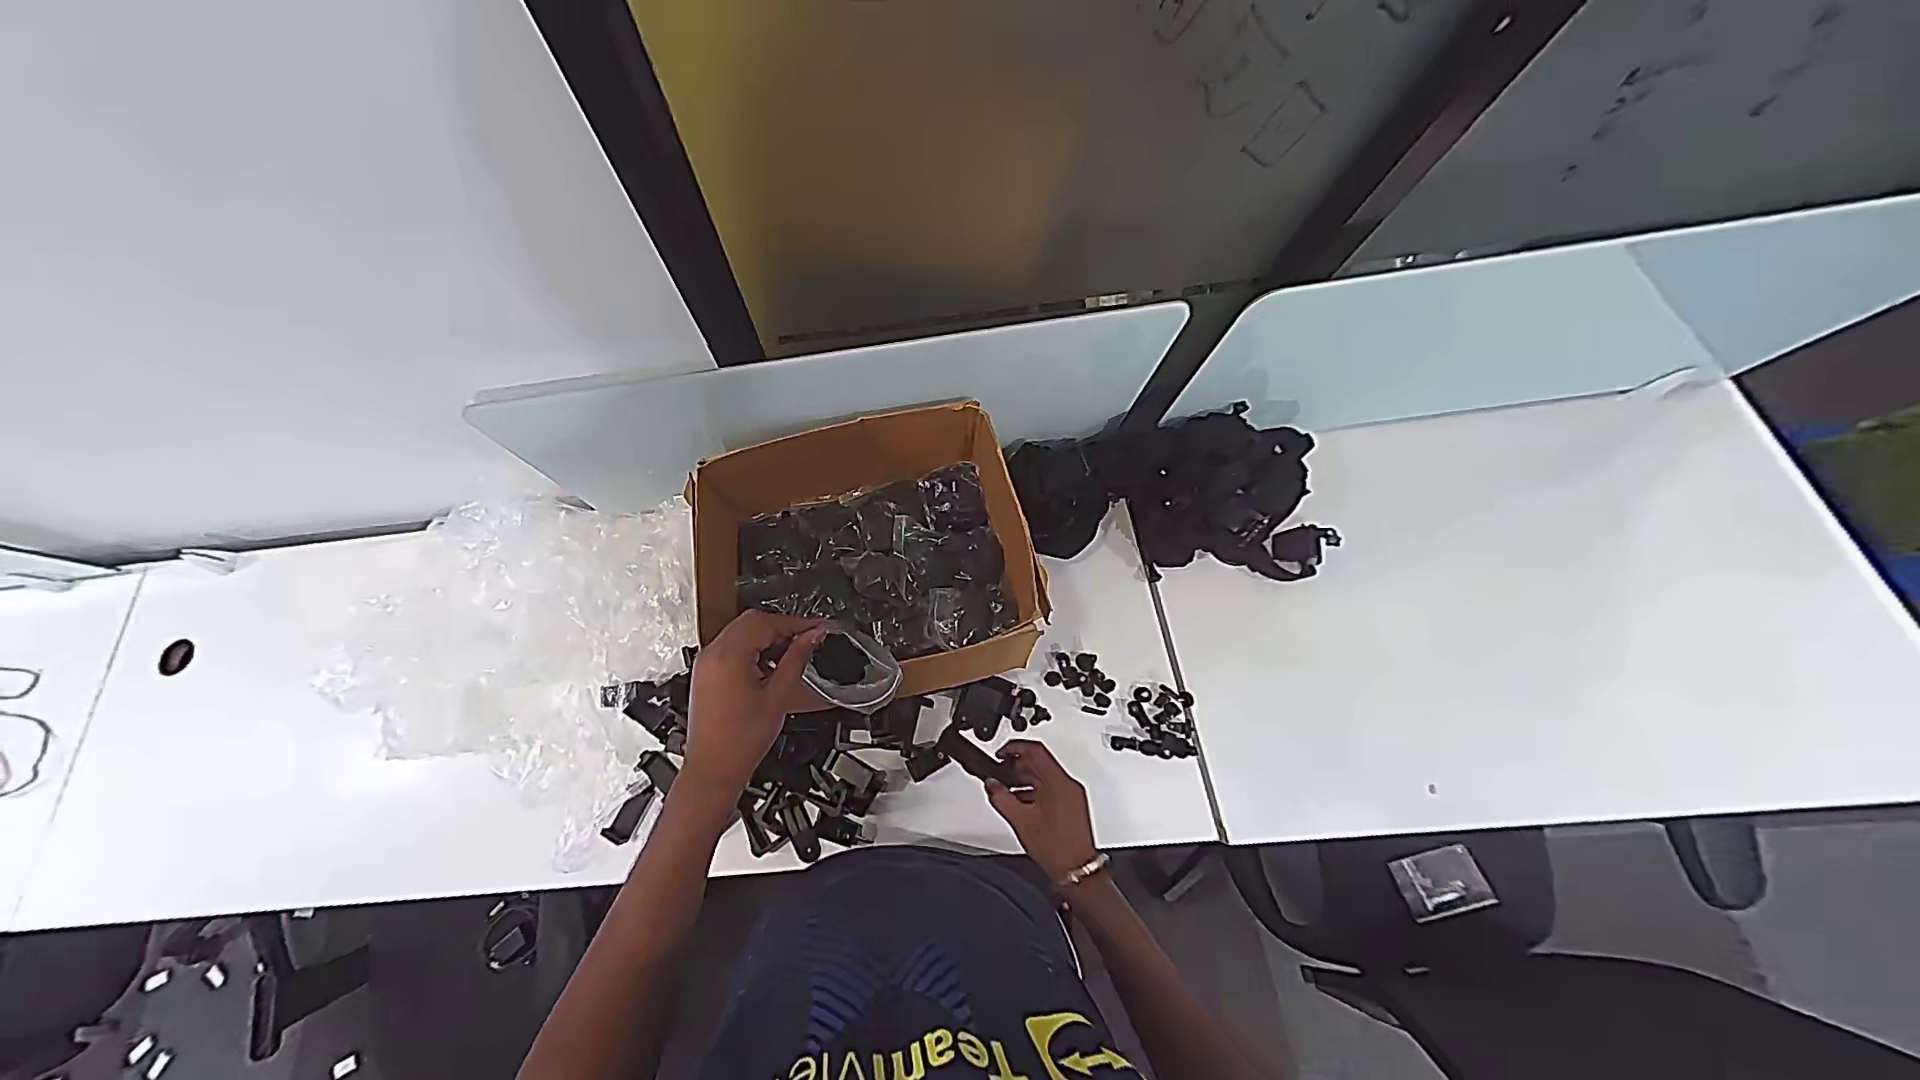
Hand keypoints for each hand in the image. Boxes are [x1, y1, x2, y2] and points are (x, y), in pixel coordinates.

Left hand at [682, 611, 824, 797]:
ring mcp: (705, 664)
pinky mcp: (705, 674)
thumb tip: (812, 636)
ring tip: (789, 656)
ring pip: (740, 632)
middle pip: (751, 622)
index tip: (814, 628)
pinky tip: (768, 668)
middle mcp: (712, 655)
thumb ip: (797, 659)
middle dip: (780, 627)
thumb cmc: (739, 741)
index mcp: (729, 657)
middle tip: (805, 639)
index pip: (765, 622)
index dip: (794, 623)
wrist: (713, 769)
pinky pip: (730, 648)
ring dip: (766, 638)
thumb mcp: (778, 695)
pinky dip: (751, 650)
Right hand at [985, 740, 1099, 884]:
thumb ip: (1001, 798)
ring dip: (1025, 778)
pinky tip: (1022, 802)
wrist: (1077, 870)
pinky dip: (1035, 790)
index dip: (1015, 747)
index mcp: (1058, 782)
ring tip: (1008, 789)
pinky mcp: (1072, 805)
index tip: (1002, 752)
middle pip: (1040, 762)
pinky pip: (1051, 788)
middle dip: (1017, 765)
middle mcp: (1068, 785)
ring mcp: (1072, 795)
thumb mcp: (1021, 820)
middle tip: (1001, 772)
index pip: (1036, 750)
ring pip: (1044, 776)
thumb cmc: (1056, 848)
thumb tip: (991, 785)